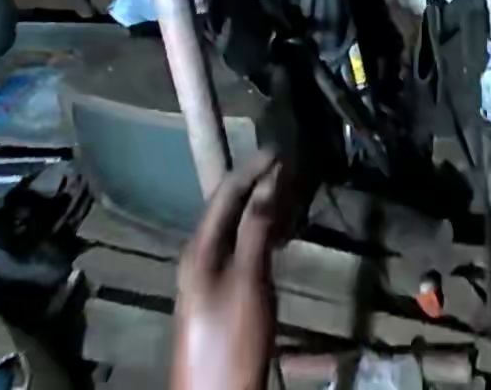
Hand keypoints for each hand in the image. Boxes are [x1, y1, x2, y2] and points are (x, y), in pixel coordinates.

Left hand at [171, 155, 281, 389]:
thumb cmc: (232, 341)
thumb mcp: (249, 280)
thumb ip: (257, 227)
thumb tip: (270, 179)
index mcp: (199, 250)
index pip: (225, 192)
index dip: (252, 168)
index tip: (282, 150)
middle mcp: (199, 257)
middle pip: (229, 208)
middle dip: (258, 184)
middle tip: (291, 168)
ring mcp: (208, 278)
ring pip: (237, 227)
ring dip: (262, 207)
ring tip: (292, 192)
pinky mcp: (221, 295)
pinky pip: (242, 247)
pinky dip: (262, 232)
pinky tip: (281, 234)